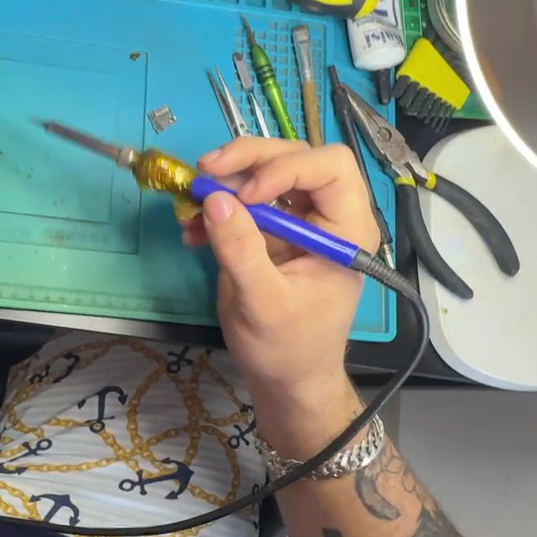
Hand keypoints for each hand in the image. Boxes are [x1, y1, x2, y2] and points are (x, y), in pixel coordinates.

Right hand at [181, 139, 379, 413]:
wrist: (285, 379)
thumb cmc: (288, 347)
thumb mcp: (262, 303)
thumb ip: (241, 250)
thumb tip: (214, 199)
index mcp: (345, 229)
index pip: (329, 167)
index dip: (285, 170)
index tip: (245, 196)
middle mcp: (325, 216)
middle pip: (293, 157)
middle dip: (248, 160)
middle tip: (205, 170)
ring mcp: (295, 222)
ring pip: (264, 173)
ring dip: (225, 180)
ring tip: (191, 200)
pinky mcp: (268, 233)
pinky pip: (242, 203)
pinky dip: (214, 208)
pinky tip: (191, 229)